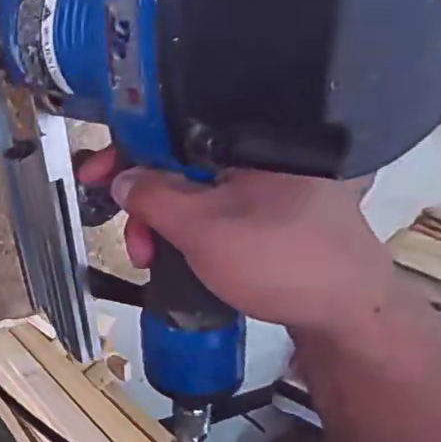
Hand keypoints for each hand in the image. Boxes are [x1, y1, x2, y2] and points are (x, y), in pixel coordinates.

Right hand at [77, 149, 397, 337]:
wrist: (345, 314)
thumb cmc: (282, 262)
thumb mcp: (202, 228)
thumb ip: (153, 197)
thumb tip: (122, 178)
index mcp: (255, 138)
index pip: (175, 128)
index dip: (128, 149)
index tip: (96, 174)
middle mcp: (264, 152)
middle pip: (178, 163)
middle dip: (143, 204)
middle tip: (131, 238)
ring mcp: (269, 183)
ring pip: (192, 191)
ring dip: (161, 224)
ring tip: (151, 259)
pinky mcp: (270, 211)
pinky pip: (213, 209)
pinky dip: (186, 231)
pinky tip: (176, 256)